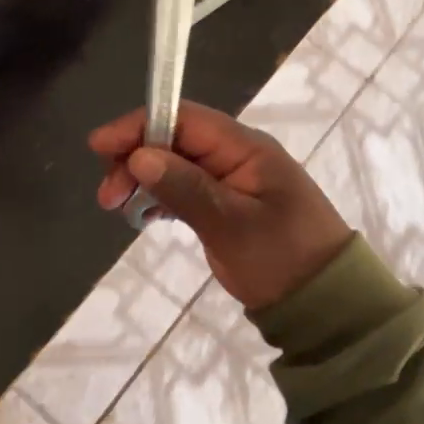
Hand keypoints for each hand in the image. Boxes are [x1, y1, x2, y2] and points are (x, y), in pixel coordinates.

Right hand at [91, 102, 353, 309]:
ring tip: (116, 208)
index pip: (182, 118)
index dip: (137, 126)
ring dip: (140, 179)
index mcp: (243, 148)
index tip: (99, 147)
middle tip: (108, 197)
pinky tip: (140, 216)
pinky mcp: (222, 204)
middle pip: (171, 139)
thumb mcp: (232, 225)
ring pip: (171, 164)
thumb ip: (185, 188)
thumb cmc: (283, 259)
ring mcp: (228, 180)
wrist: (325, 305)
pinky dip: (157, 197)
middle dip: (133, 158)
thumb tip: (138, 156)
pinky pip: (180, 187)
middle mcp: (234, 155)